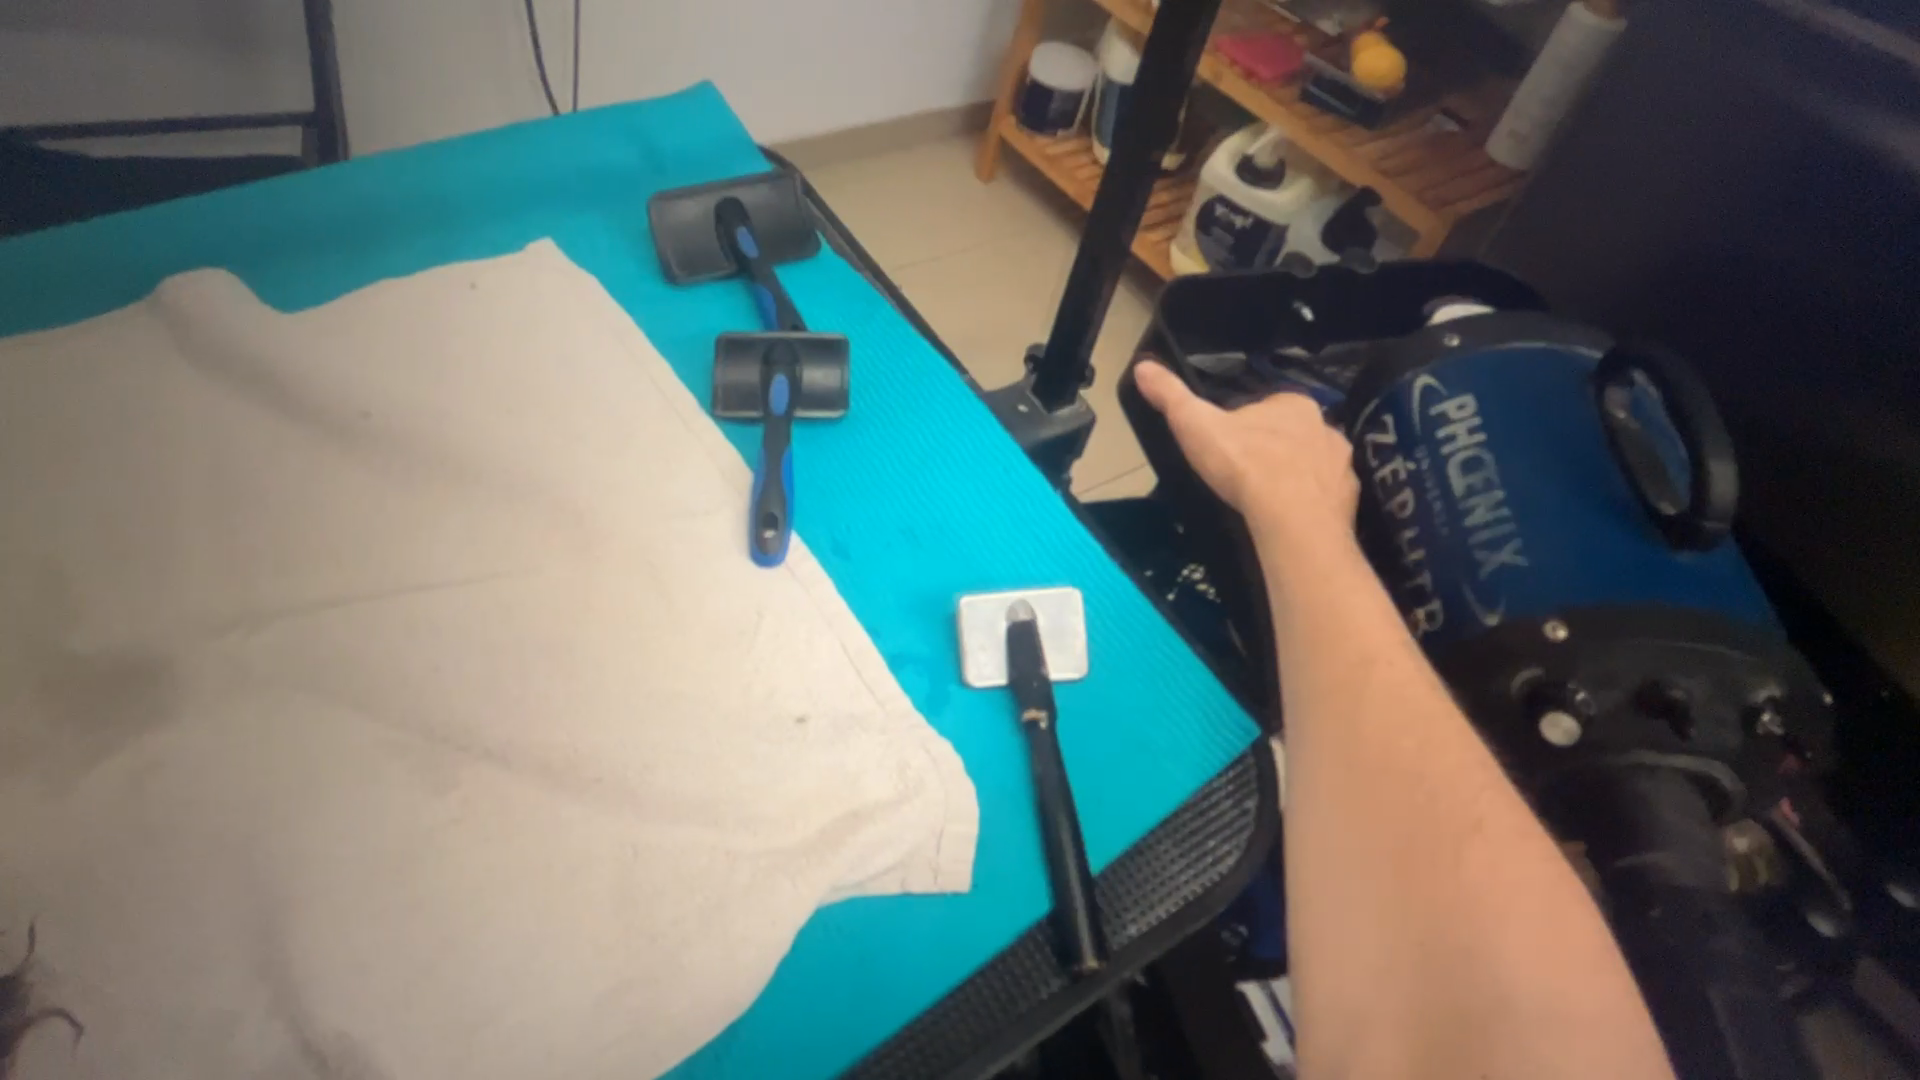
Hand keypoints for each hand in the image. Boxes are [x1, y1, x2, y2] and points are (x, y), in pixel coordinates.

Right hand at [1133, 361, 1358, 546]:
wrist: (1291, 516)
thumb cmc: (1243, 464)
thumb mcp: (1195, 425)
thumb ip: (1171, 396)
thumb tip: (1142, 366)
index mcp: (1291, 403)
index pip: (1266, 406)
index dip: (1245, 425)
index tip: (1227, 445)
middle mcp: (1324, 425)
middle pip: (1292, 434)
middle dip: (1273, 448)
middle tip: (1245, 474)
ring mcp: (1339, 462)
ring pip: (1313, 462)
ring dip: (1294, 474)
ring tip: (1266, 499)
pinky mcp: (1347, 495)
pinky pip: (1327, 493)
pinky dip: (1311, 502)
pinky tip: (1289, 516)